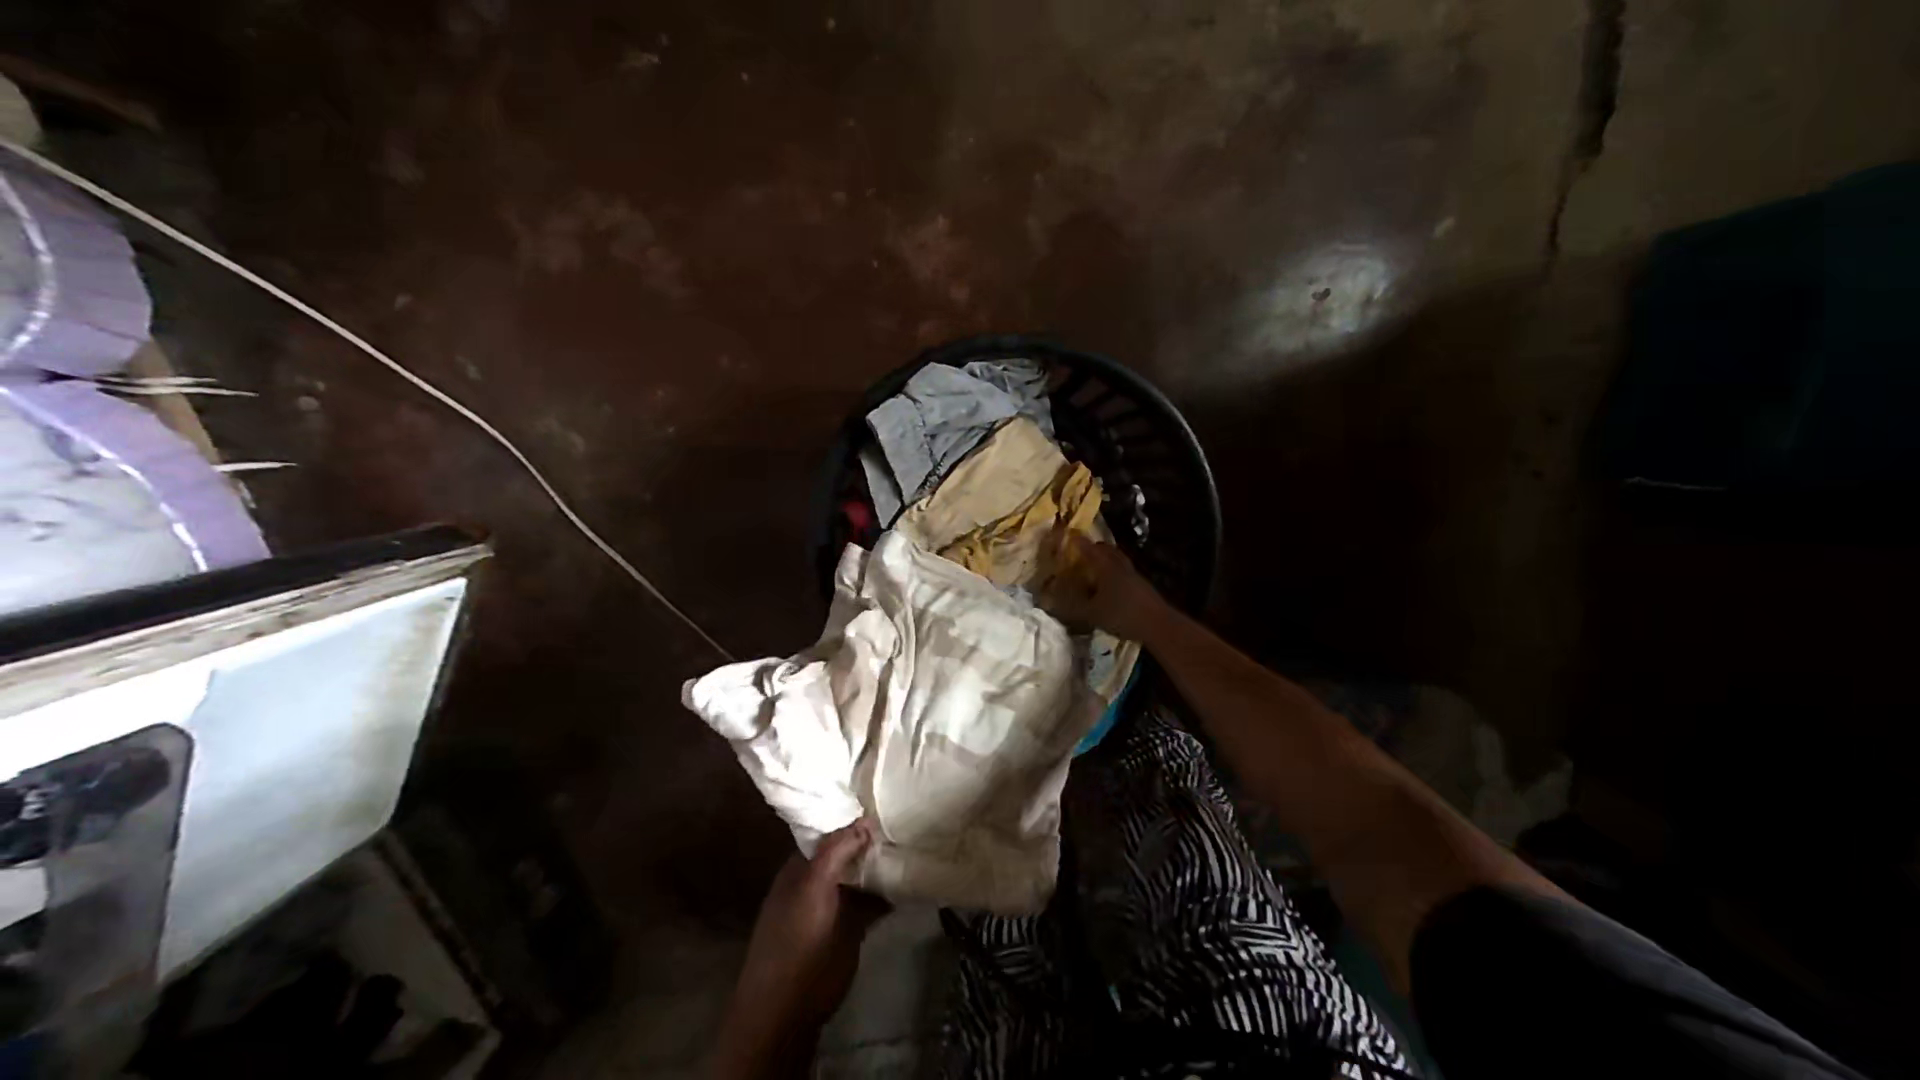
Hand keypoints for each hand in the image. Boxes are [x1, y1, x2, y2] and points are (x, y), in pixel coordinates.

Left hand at [710, 822, 889, 1079]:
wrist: (785, 1013)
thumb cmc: (797, 946)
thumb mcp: (815, 889)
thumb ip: (836, 852)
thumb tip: (863, 820)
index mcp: (800, 867)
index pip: (828, 830)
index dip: (851, 815)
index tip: (883, 803)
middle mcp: (815, 881)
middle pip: (846, 852)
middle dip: (871, 841)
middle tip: (904, 826)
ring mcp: (832, 907)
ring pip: (860, 877)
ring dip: (882, 867)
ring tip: (911, 850)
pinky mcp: (848, 929)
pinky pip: (870, 901)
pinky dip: (887, 893)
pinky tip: (907, 885)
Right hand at [1043, 530, 1168, 642]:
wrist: (1158, 625)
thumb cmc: (1122, 614)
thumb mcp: (1092, 613)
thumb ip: (1072, 607)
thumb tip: (1050, 600)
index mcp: (1106, 567)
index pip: (1089, 548)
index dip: (1078, 541)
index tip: (1068, 535)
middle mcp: (1120, 566)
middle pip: (1107, 550)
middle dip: (1095, 548)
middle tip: (1083, 551)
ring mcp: (1134, 575)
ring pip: (1117, 560)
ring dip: (1106, 560)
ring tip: (1095, 567)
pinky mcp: (1142, 587)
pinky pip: (1124, 572)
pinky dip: (1114, 573)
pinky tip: (1110, 586)